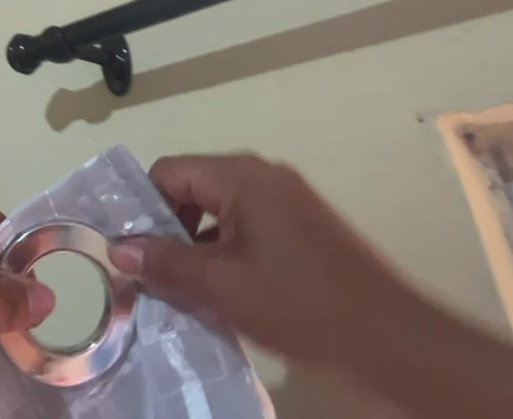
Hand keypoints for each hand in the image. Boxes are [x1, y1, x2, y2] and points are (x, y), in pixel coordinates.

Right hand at [108, 153, 429, 375]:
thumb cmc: (302, 306)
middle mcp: (262, 174)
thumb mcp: (223, 287)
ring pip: (219, 211)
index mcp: (240, 176)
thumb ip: (167, 263)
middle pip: (192, 188)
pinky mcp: (302, 224)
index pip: (168, 172)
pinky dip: (226, 251)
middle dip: (168, 230)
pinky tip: (221, 293)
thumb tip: (118, 250)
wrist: (394, 341)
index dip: (142, 209)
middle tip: (151, 276)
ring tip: (182, 291)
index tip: (130, 251)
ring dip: (196, 245)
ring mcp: (286, 198)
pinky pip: (246, 225)